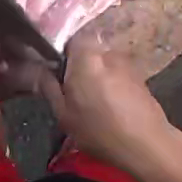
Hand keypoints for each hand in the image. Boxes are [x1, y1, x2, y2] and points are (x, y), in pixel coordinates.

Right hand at [20, 42, 175, 173]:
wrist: (145, 144)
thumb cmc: (99, 129)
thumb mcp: (64, 113)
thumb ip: (48, 86)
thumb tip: (36, 69)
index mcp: (87, 56)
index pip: (71, 38)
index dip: (62, 53)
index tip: (56, 73)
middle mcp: (108, 52)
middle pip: (88, 50)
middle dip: (79, 65)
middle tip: (72, 91)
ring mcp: (127, 63)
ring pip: (104, 62)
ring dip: (97, 75)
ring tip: (92, 102)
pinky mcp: (140, 76)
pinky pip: (118, 73)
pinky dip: (112, 83)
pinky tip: (110, 106)